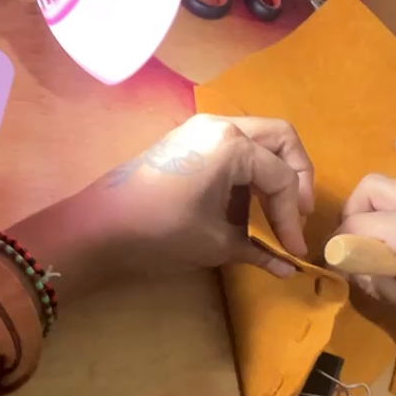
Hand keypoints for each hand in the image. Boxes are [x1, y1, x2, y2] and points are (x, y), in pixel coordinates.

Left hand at [6, 115, 315, 295]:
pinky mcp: (185, 141)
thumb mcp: (215, 244)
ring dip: (270, 174)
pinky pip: (231, 147)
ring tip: (270, 216)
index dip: (293, 217)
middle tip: (297, 213)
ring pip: (256, 140)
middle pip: (280, 139)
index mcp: (233, 145)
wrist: (98, 228)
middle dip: (296, 176)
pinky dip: (246, 173)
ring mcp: (200, 129)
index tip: (295, 250)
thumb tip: (290, 270)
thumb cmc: (160, 233)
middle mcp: (221, 126)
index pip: (282, 177)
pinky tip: (241, 209)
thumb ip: (260, 250)